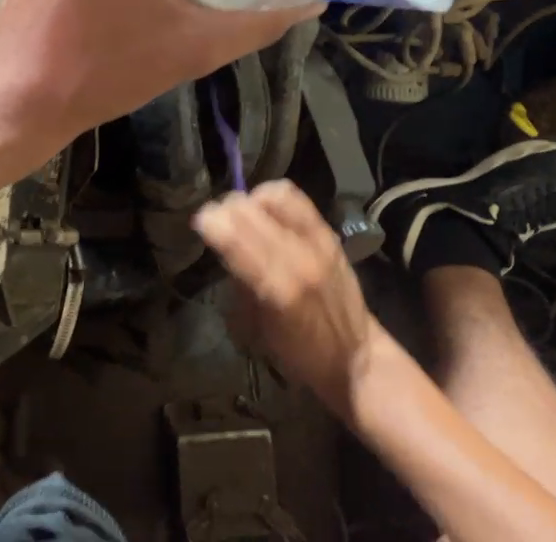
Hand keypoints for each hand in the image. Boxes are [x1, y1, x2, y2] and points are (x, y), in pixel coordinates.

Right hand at [194, 181, 382, 417]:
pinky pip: (295, 198)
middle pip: (248, 210)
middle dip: (224, 211)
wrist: (356, 358)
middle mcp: (299, 258)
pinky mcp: (330, 235)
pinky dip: (272, 198)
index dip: (210, 222)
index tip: (199, 224)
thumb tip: (223, 246)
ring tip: (243, 216)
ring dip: (248, 202)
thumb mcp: (256, 327)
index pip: (234, 237)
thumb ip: (240, 282)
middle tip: (217, 222)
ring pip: (270, 197)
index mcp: (277, 288)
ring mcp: (318, 242)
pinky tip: (266, 212)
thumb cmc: (298, 353)